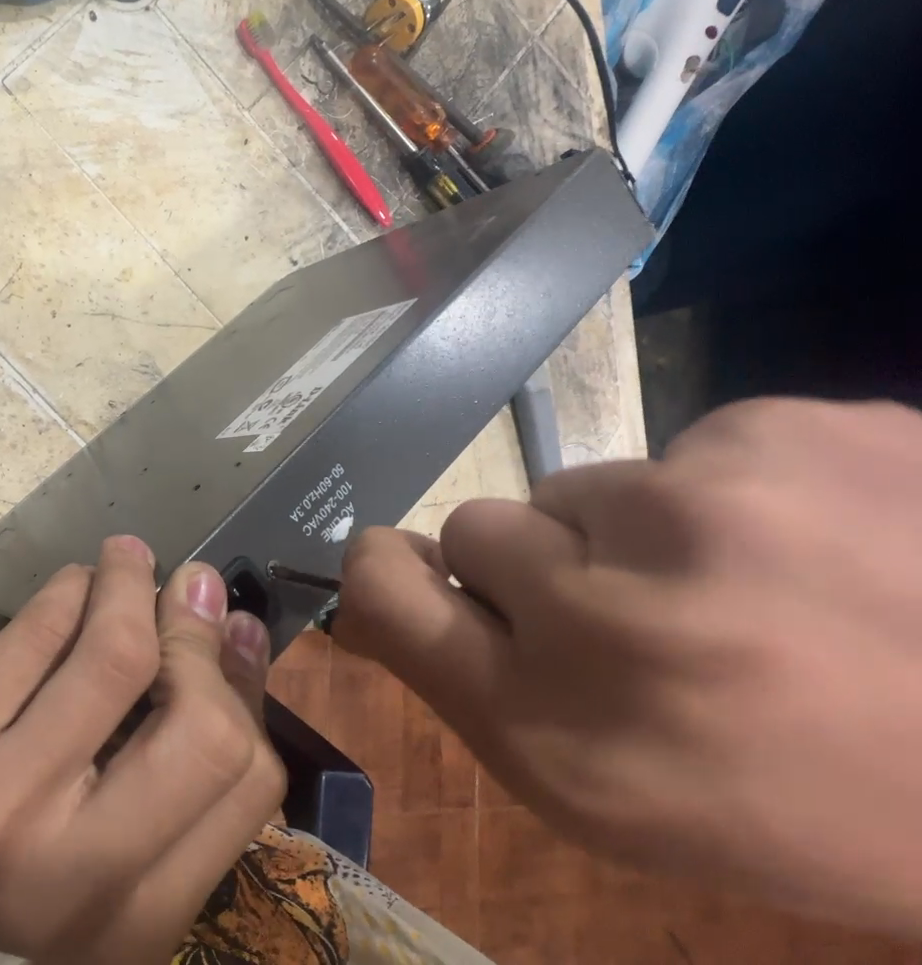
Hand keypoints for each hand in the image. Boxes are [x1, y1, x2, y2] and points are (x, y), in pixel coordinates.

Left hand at [0, 536, 284, 962]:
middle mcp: (80, 870)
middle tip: (185, 590)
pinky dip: (71, 588)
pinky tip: (78, 580)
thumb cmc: (0, 857)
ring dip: (132, 586)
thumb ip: (179, 763)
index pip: (248, 783)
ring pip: (115, 656)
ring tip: (129, 562)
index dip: (243, 689)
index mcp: (140, 916)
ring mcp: (6, 797)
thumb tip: (238, 630)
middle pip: (202, 728)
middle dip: (197, 637)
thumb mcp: (104, 847)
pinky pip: (38, 629)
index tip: (227, 633)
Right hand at [335, 398, 921, 935]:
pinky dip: (746, 494)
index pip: (385, 584)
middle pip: (483, 526)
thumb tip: (389, 563)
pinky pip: (706, 446)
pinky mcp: (818, 428)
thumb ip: (461, 671)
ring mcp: (718, 502)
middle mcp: (613, 606)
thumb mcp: (598, 785)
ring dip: (646, 535)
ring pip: (595, 484)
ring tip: (767, 597)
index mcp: (557, 720)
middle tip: (662, 631)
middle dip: (546, 570)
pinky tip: (836, 549)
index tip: (444, 587)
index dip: (396, 573)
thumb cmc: (802, 795)